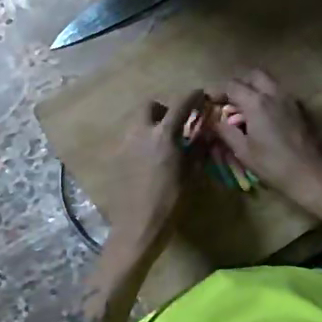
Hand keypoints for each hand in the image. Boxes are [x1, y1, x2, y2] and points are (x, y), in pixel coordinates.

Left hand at [110, 90, 203, 250]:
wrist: (137, 226)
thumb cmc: (170, 202)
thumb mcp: (190, 175)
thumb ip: (197, 150)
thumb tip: (205, 133)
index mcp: (163, 135)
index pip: (180, 105)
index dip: (192, 96)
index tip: (200, 95)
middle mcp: (141, 133)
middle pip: (149, 106)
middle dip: (164, 108)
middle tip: (176, 121)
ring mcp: (126, 144)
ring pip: (137, 122)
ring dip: (152, 123)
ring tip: (165, 140)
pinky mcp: (117, 158)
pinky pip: (131, 139)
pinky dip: (143, 139)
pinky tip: (151, 157)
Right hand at [209, 70, 321, 220]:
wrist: (311, 174)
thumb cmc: (273, 165)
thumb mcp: (244, 151)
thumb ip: (226, 131)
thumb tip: (213, 121)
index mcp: (257, 102)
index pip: (232, 85)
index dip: (217, 90)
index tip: (207, 99)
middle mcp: (274, 94)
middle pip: (253, 75)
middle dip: (238, 83)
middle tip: (227, 100)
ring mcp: (290, 99)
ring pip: (268, 82)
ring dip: (254, 88)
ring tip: (243, 108)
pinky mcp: (299, 109)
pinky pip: (279, 93)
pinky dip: (267, 97)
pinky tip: (262, 117)